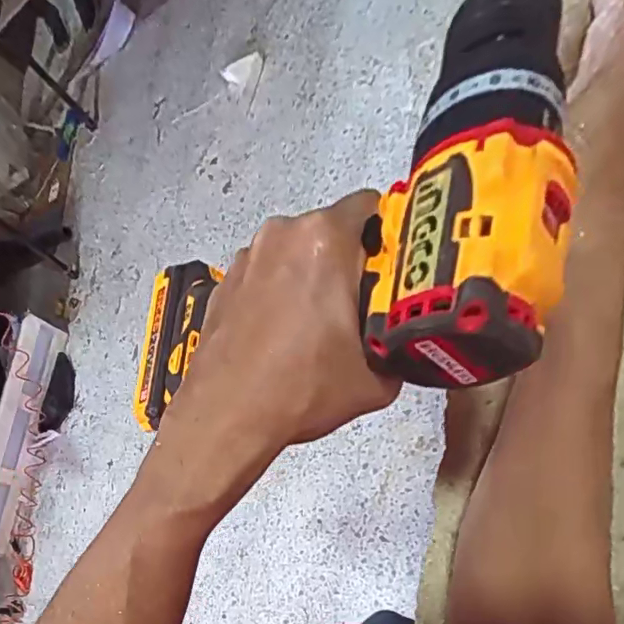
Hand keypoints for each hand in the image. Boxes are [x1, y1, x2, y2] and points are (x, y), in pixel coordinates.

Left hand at [161, 191, 402, 460]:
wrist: (228, 416)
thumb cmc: (293, 390)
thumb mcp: (374, 381)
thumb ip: (396, 351)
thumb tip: (396, 350)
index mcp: (325, 241)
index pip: (374, 208)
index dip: (391, 242)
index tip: (393, 275)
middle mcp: (282, 236)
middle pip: (332, 233)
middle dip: (350, 266)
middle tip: (359, 312)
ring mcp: (249, 258)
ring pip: (297, 256)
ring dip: (312, 282)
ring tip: (317, 333)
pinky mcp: (228, 284)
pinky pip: (267, 279)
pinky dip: (280, 298)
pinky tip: (285, 340)